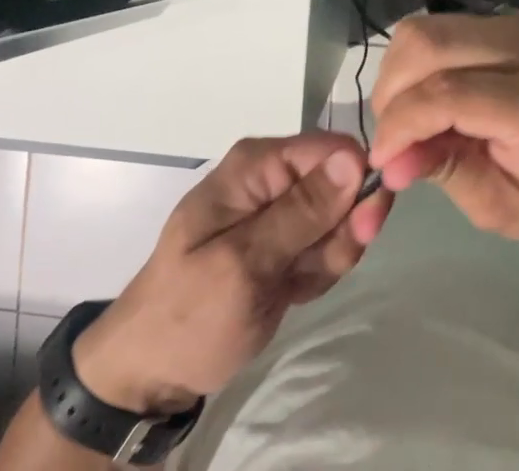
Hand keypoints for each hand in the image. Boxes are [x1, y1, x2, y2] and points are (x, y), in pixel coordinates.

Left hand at [71, 133, 392, 414]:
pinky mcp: (290, 249)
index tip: (362, 226)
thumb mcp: (245, 263)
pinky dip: (318, 276)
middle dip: (343, 229)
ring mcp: (281, 216)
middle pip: (343, 184)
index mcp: (255, 167)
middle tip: (314, 267)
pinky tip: (288, 292)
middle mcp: (271, 181)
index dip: (358, 180)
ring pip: (342, 221)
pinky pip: (330, 250)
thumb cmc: (190, 312)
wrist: (157, 369)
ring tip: (289, 285)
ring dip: (329, 259)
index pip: (332, 149)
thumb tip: (353, 158)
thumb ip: (301, 212)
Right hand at [369, 13, 518, 251]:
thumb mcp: (502, 208)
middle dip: (390, 93)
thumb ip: (446, 174)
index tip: (380, 160)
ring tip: (406, 117)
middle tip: (392, 137)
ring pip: (424, 29)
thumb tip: (387, 162)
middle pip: (427, 46)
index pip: (446, 95)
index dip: (400, 124)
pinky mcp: (504, 20)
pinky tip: (423, 95)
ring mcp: (516, 27)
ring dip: (397, 75)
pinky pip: (436, 27)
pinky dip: (414, 63)